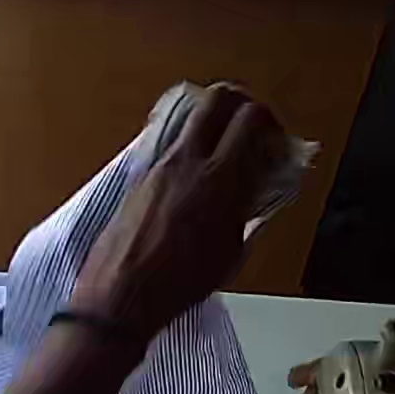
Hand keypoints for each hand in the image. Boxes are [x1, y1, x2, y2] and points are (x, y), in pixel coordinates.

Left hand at [69, 84, 286, 342]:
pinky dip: (187, 152)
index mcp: (217, 179)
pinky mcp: (137, 180)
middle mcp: (185, 162)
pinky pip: (168, 149)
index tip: (274, 143)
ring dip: (211, 126)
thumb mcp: (228, 254)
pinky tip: (191, 183)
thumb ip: (245, 213)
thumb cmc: (177, 285)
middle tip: (251, 128)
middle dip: (241, 103)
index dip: (270, 123)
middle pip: (218, 98)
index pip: (251, 118)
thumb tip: (254, 193)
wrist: (120, 295)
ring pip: (189, 121)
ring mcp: (156, 167)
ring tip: (221, 158)